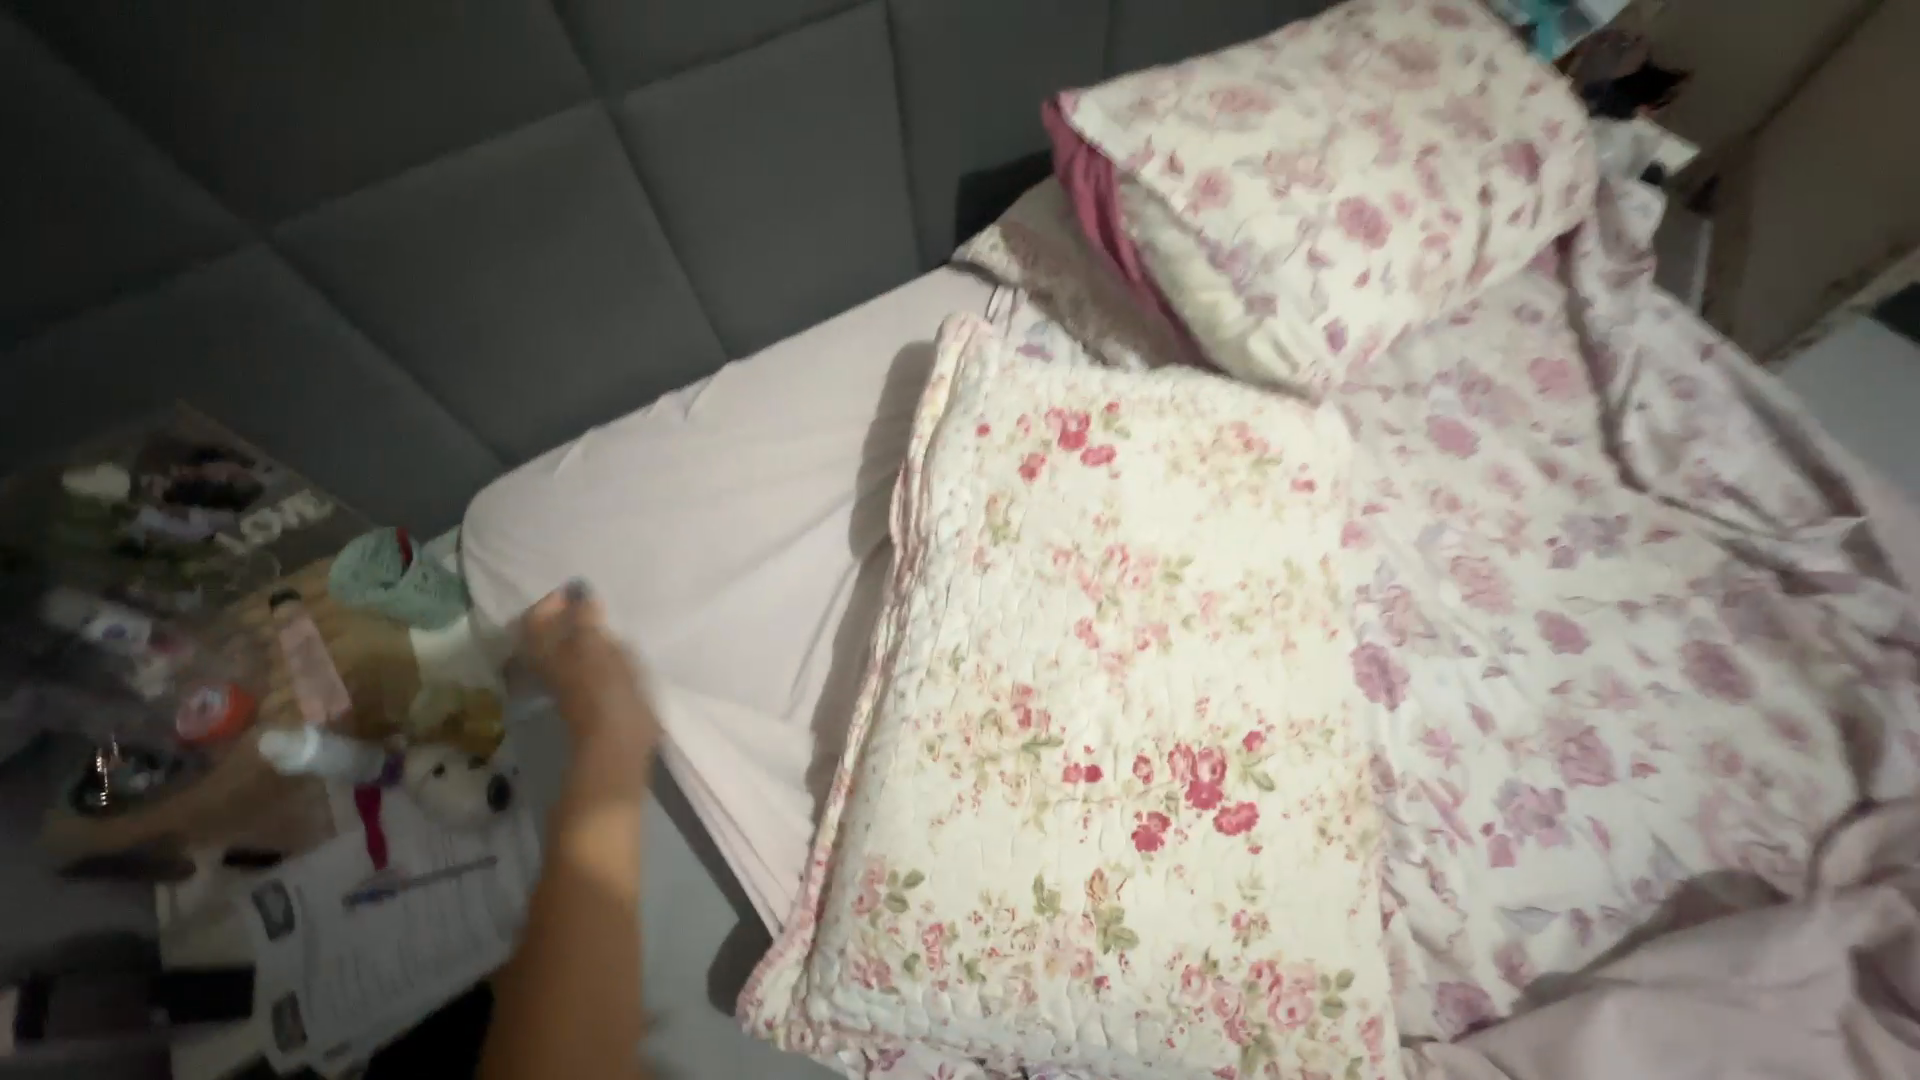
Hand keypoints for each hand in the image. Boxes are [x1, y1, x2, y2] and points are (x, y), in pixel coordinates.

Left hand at [519, 580, 657, 752]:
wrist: (616, 734)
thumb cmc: (601, 683)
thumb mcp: (591, 640)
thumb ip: (583, 614)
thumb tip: (579, 592)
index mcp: (540, 648)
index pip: (536, 615)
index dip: (555, 600)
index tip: (581, 590)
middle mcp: (544, 662)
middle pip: (546, 633)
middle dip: (565, 617)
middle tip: (591, 603)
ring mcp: (564, 679)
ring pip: (564, 647)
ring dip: (579, 633)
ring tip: (603, 623)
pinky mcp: (584, 692)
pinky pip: (582, 662)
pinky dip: (591, 650)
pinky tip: (610, 647)